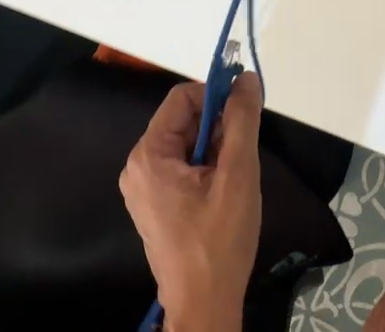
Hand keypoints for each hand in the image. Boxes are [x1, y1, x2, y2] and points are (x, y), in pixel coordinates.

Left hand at [121, 74, 263, 331]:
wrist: (205, 305)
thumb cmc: (219, 239)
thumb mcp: (238, 174)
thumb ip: (242, 120)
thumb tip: (246, 78)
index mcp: (149, 155)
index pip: (182, 98)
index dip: (216, 96)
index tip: (245, 111)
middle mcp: (138, 166)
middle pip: (183, 120)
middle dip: (218, 126)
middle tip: (243, 153)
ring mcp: (144, 188)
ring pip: (187, 143)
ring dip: (216, 148)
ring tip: (234, 177)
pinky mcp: (155, 204)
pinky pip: (182, 166)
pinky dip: (207, 166)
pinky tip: (224, 190)